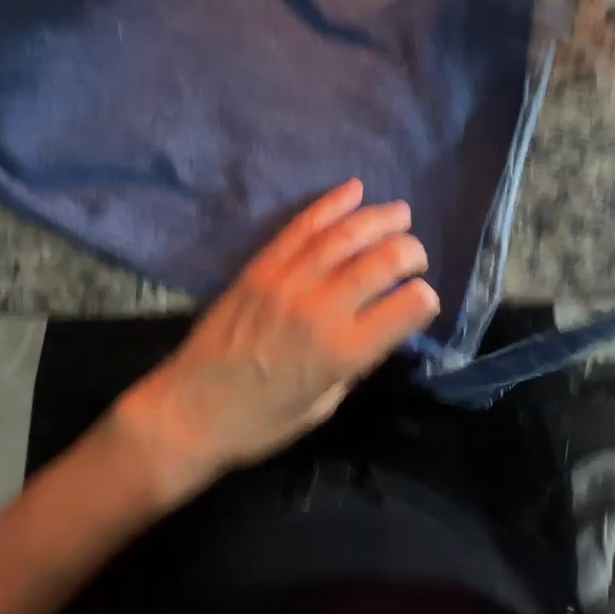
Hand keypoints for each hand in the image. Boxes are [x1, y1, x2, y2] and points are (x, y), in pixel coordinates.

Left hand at [111, 180, 440, 501]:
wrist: (189, 411)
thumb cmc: (259, 422)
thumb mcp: (323, 405)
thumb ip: (355, 363)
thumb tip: (379, 327)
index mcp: (342, 353)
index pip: (405, 308)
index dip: (425, 299)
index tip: (425, 298)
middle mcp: (320, 310)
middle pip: (381, 263)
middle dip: (410, 252)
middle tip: (417, 253)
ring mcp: (287, 282)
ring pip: (343, 237)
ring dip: (378, 219)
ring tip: (401, 212)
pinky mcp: (260, 267)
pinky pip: (301, 227)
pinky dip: (330, 205)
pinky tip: (353, 191)